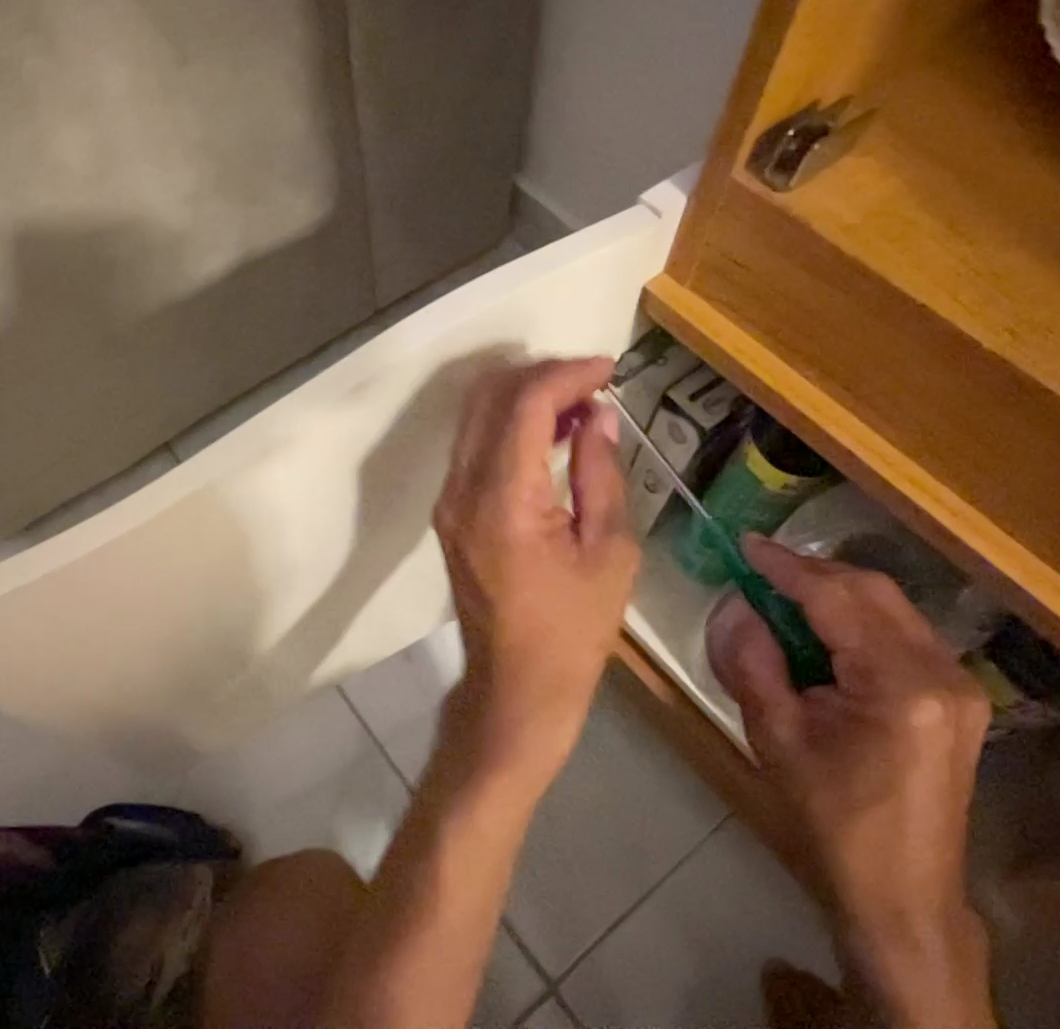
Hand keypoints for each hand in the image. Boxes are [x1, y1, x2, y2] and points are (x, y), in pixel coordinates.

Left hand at [431, 357, 640, 785]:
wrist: (515, 689)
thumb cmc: (573, 632)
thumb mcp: (609, 552)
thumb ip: (599, 474)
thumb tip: (597, 417)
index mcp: (503, 501)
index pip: (524, 404)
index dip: (568, 374)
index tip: (611, 370)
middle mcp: (462, 491)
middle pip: (489, 397)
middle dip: (543, 375)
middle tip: (595, 383)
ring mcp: (448, 502)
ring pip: (475, 417)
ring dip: (524, 398)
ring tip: (582, 407)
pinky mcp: (449, 514)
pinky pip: (474, 448)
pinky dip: (509, 427)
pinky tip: (552, 436)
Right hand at [708, 533, 993, 1028]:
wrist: (902, 892)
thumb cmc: (830, 822)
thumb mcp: (775, 740)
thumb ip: (753, 664)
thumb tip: (736, 607)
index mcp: (899, 686)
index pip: (836, 600)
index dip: (787, 567)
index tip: (745, 544)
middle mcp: (942, 672)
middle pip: (873, 592)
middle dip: (812, 573)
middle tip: (758, 567)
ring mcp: (959, 684)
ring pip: (891, 608)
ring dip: (835, 594)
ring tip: (781, 593)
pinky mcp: (957, 697)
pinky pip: (902, 634)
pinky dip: (857, 620)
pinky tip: (821, 630)